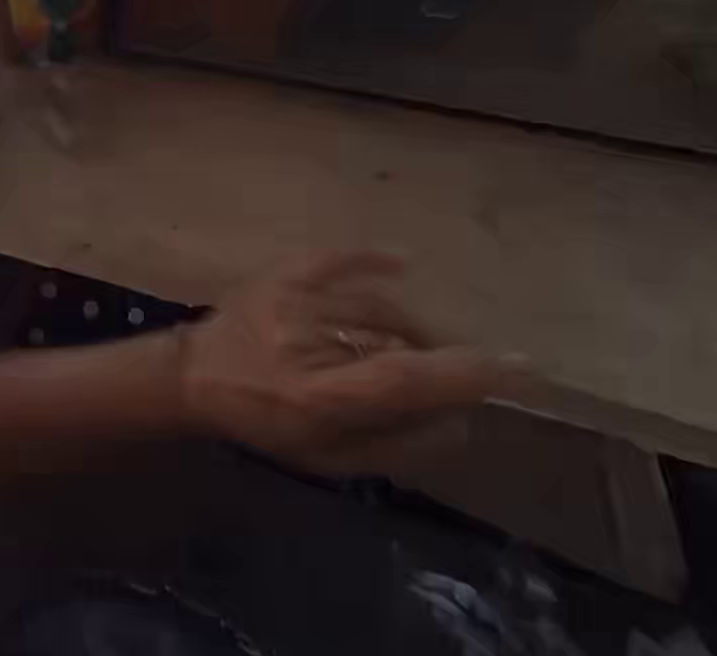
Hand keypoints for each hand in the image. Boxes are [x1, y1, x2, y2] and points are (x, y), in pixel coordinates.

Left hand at [179, 251, 522, 473]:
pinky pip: (328, 259)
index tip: (521, 367)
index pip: (405, 379)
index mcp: (319, 395)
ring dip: (408, 324)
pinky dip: (367, 258)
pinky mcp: (274, 278)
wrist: (195, 376)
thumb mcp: (329, 458)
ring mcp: (288, 302)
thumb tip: (461, 419)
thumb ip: (397, 445)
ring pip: (374, 305)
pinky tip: (401, 260)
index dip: (466, 373)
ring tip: (417, 340)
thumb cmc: (264, 423)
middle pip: (396, 339)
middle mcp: (305, 341)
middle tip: (446, 369)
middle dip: (435, 355)